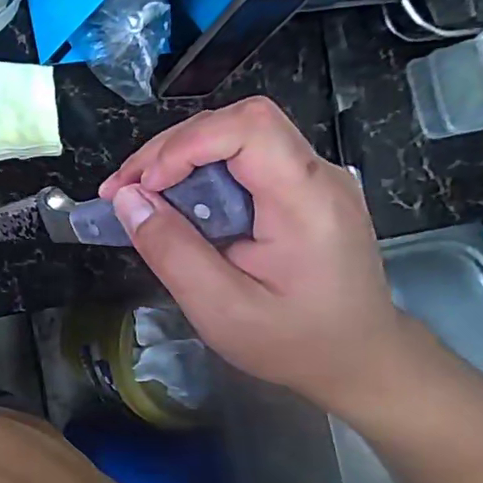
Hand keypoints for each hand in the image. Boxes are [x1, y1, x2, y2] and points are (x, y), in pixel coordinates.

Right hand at [99, 98, 413, 409]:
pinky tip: (174, 202)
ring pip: (238, 136)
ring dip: (180, 157)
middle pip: (238, 123)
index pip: (249, 127)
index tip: (144, 186)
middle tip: (123, 190)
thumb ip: (172, 251)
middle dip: (170, 148)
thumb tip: (127, 199)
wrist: (359, 360)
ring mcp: (314, 180)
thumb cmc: (294, 342)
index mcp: (306, 201)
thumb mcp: (221, 309)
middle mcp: (317, 175)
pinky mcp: (304, 191)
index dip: (185, 144)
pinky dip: (201, 173)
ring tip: (138, 195)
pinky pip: (247, 160)